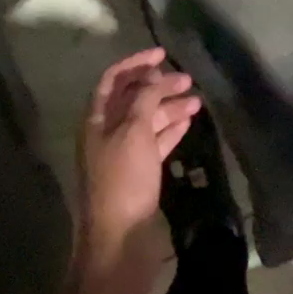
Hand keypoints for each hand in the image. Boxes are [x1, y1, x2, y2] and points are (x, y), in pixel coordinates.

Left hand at [77, 47, 202, 258]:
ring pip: (147, 120)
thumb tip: (156, 77)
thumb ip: (144, 99)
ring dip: (169, 106)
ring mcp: (123, 153)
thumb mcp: (133, 132)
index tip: (162, 54)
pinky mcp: (139, 173)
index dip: (136, 63)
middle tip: (186, 78)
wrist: (119, 239)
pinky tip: (188, 121)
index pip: (113, 80)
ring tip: (196, 99)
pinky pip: (155, 142)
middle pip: (133, 99)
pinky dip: (171, 129)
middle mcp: (107, 133)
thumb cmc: (123, 180)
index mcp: (96, 120)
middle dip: (158, 85)